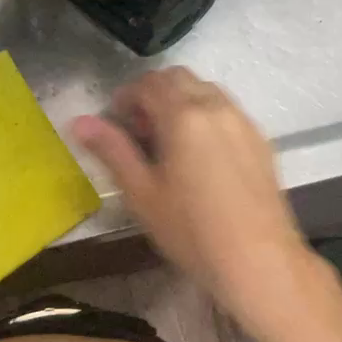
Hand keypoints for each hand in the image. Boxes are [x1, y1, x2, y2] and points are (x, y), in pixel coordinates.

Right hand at [72, 68, 316, 326]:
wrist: (261, 263)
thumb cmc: (194, 232)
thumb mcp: (143, 194)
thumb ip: (112, 150)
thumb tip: (79, 122)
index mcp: (183, 114)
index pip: (148, 83)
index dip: (126, 97)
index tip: (116, 122)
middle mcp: (215, 106)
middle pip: (177, 77)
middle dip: (153, 93)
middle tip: (140, 130)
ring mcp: (241, 120)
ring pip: (203, 89)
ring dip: (180, 100)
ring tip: (170, 141)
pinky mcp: (259, 138)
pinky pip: (225, 108)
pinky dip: (204, 113)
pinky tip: (200, 154)